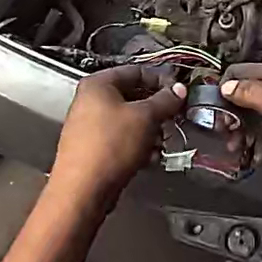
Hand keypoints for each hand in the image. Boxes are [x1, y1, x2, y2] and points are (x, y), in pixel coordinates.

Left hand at [51, 67, 185, 200]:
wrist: (83, 190)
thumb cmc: (111, 145)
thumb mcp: (145, 117)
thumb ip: (165, 100)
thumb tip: (179, 89)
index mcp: (98, 84)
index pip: (135, 71)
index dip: (160, 80)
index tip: (179, 93)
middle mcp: (90, 100)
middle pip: (132, 97)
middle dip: (156, 110)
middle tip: (173, 119)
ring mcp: (90, 125)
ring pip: (129, 120)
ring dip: (150, 131)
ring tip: (162, 143)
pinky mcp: (94, 148)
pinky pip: (121, 139)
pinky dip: (137, 145)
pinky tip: (149, 158)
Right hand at [220, 64, 261, 181]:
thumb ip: (254, 93)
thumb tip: (228, 86)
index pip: (239, 72)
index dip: (224, 90)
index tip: (216, 110)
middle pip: (244, 92)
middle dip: (232, 112)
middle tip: (226, 132)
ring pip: (253, 110)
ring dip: (243, 128)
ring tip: (238, 145)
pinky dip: (258, 137)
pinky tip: (257, 150)